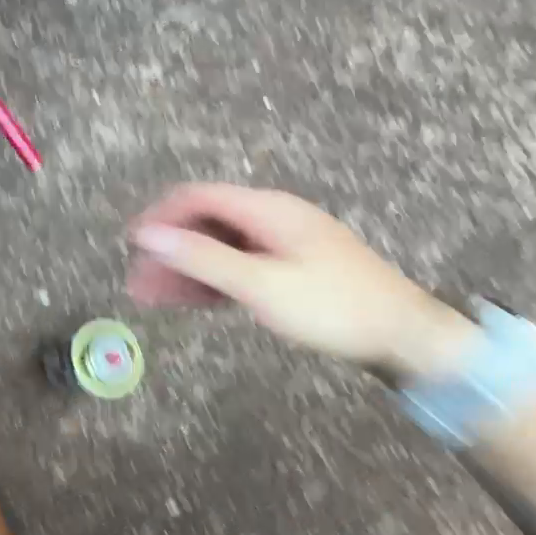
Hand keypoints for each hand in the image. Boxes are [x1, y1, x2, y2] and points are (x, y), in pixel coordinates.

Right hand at [125, 183, 477, 380]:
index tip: (130, 246)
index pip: (199, 198)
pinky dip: (212, 281)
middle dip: (169, 251)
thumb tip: (148, 235)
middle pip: (206, 224)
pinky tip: (193, 301)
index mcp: (268, 211)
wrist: (405, 336)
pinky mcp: (291, 269)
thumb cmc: (332, 307)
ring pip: (220, 248)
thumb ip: (202, 258)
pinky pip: (239, 266)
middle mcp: (274, 219)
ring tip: (155, 299)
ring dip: (186, 269)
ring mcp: (284, 244)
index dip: (160, 217)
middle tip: (138, 285)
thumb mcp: (260, 284)